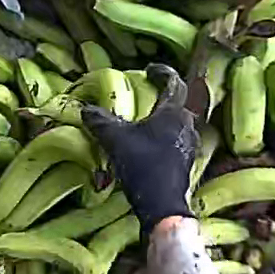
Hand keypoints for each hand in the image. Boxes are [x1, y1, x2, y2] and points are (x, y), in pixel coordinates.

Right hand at [81, 64, 198, 230]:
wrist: (161, 204)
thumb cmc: (142, 165)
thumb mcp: (114, 139)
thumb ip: (100, 121)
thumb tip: (85, 109)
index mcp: (173, 114)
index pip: (174, 84)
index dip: (162, 73)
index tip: (149, 69)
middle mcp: (186, 126)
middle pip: (178, 104)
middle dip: (162, 96)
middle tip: (145, 94)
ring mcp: (189, 145)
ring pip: (177, 122)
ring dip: (162, 117)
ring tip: (144, 119)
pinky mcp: (185, 161)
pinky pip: (175, 138)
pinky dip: (162, 134)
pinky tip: (148, 142)